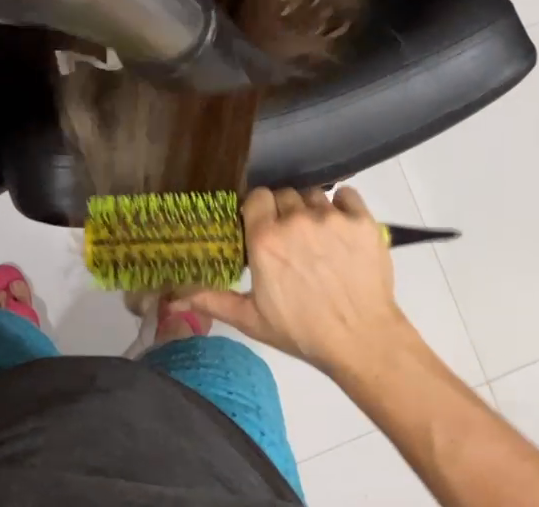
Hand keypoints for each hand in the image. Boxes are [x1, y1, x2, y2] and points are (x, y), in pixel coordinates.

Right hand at [177, 186, 413, 374]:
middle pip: (285, 195)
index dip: (259, 210)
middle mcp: (295, 221)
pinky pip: (348, 196)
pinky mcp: (363, 221)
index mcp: (265, 239)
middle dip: (285, 213)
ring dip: (312, 211)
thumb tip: (176, 296)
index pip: (257, 197)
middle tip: (292, 242)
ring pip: (314, 196)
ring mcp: (331, 218)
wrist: (363, 342)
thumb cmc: (303, 333)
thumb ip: (213, 300)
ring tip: (318, 239)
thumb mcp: (253, 320)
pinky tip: (342, 231)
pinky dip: (344, 208)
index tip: (263, 227)